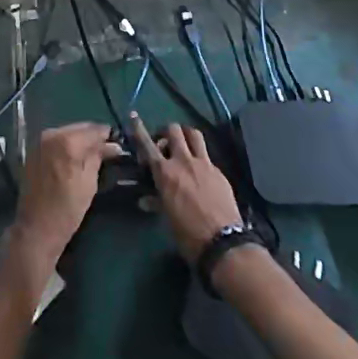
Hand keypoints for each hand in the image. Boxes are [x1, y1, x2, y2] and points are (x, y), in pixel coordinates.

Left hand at [14, 122, 121, 254]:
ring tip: (93, 155)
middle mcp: (51, 134)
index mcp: (67, 142)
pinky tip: (76, 158)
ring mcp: (40, 141)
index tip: (118, 145)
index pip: (93, 130)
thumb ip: (98, 157)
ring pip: (67, 132)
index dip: (107, 136)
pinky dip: (68, 145)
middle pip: (79, 128)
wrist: (36, 227)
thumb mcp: (89, 183)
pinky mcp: (34, 149)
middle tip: (108, 151)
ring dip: (80, 140)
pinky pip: (56, 140)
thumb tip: (112, 145)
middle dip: (93, 137)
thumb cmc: (67, 209)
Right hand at [132, 113, 241, 262]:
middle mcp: (183, 161)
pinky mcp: (219, 172)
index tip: (134, 116)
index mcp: (164, 172)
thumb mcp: (167, 216)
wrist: (223, 242)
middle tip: (163, 143)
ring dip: (185, 135)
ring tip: (182, 145)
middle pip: (174, 130)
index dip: (139, 128)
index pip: (147, 144)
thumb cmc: (188, 233)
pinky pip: (207, 155)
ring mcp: (204, 164)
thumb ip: (156, 201)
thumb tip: (144, 200)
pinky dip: (199, 156)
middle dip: (166, 131)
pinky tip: (199, 171)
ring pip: (194, 134)